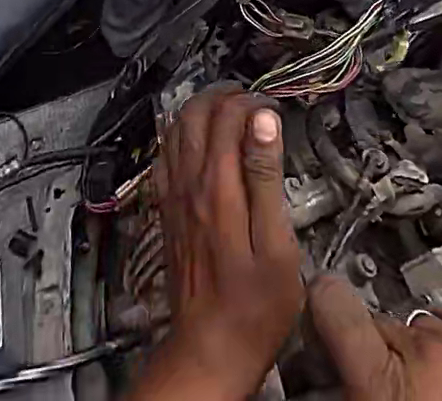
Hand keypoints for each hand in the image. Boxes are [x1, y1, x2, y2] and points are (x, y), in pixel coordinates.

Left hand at [125, 84, 303, 400]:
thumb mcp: (276, 245)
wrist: (209, 347)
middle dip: (220, 95)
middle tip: (247, 96)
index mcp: (218, 187)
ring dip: (198, 108)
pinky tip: (194, 138)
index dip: (250, 102)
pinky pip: (164, 155)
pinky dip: (179, 134)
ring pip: (174, 130)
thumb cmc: (253, 306)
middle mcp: (188, 182)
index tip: (271, 106)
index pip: (225, 118)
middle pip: (193, 114)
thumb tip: (264, 122)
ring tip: (226, 107)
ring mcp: (172, 194)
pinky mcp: (166, 208)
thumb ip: (266, 178)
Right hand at [308, 275, 441, 400]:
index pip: (332, 303)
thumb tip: (329, 360)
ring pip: (432, 323)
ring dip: (437, 350)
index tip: (324, 303)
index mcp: (386, 383)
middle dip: (394, 351)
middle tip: (411, 394)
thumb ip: (356, 387)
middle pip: (388, 321)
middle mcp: (429, 355)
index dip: (325, 300)